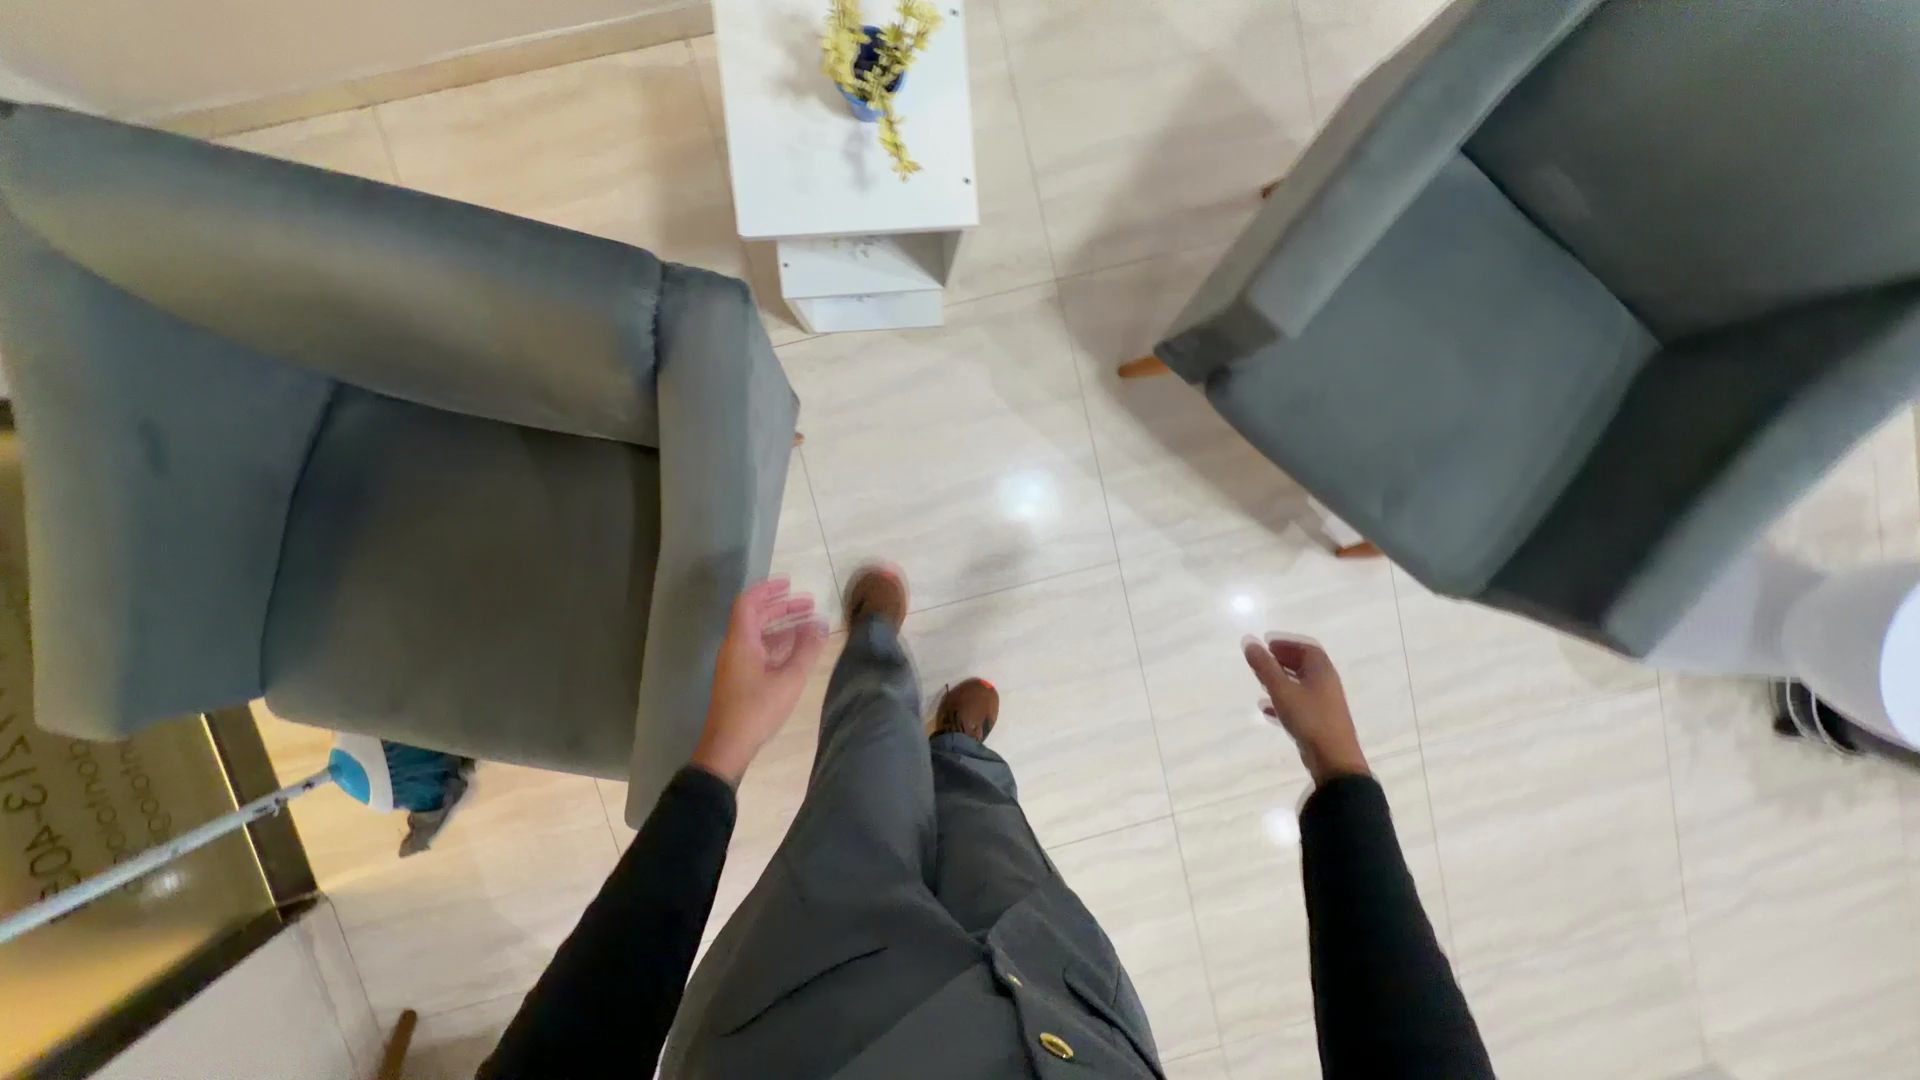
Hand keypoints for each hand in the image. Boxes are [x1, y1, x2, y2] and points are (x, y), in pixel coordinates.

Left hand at [691, 578, 829, 785]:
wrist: (728, 746)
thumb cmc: (757, 710)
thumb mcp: (789, 679)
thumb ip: (807, 649)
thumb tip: (822, 624)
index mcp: (741, 641)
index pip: (749, 602)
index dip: (768, 589)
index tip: (790, 583)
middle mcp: (734, 648)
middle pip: (755, 616)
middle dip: (782, 607)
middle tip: (809, 604)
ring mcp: (735, 664)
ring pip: (758, 634)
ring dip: (781, 625)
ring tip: (809, 624)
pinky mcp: (739, 679)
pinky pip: (758, 649)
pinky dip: (777, 643)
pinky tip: (797, 649)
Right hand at [1242, 636, 1369, 785]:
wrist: (1333, 759)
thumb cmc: (1308, 718)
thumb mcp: (1281, 689)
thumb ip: (1264, 665)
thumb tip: (1249, 640)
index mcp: (1322, 671)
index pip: (1306, 648)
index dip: (1287, 643)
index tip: (1267, 643)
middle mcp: (1326, 684)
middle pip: (1304, 665)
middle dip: (1282, 660)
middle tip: (1261, 659)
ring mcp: (1324, 703)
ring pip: (1301, 684)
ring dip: (1281, 679)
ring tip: (1261, 681)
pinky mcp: (1319, 721)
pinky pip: (1299, 703)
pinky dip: (1283, 700)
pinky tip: (1265, 708)